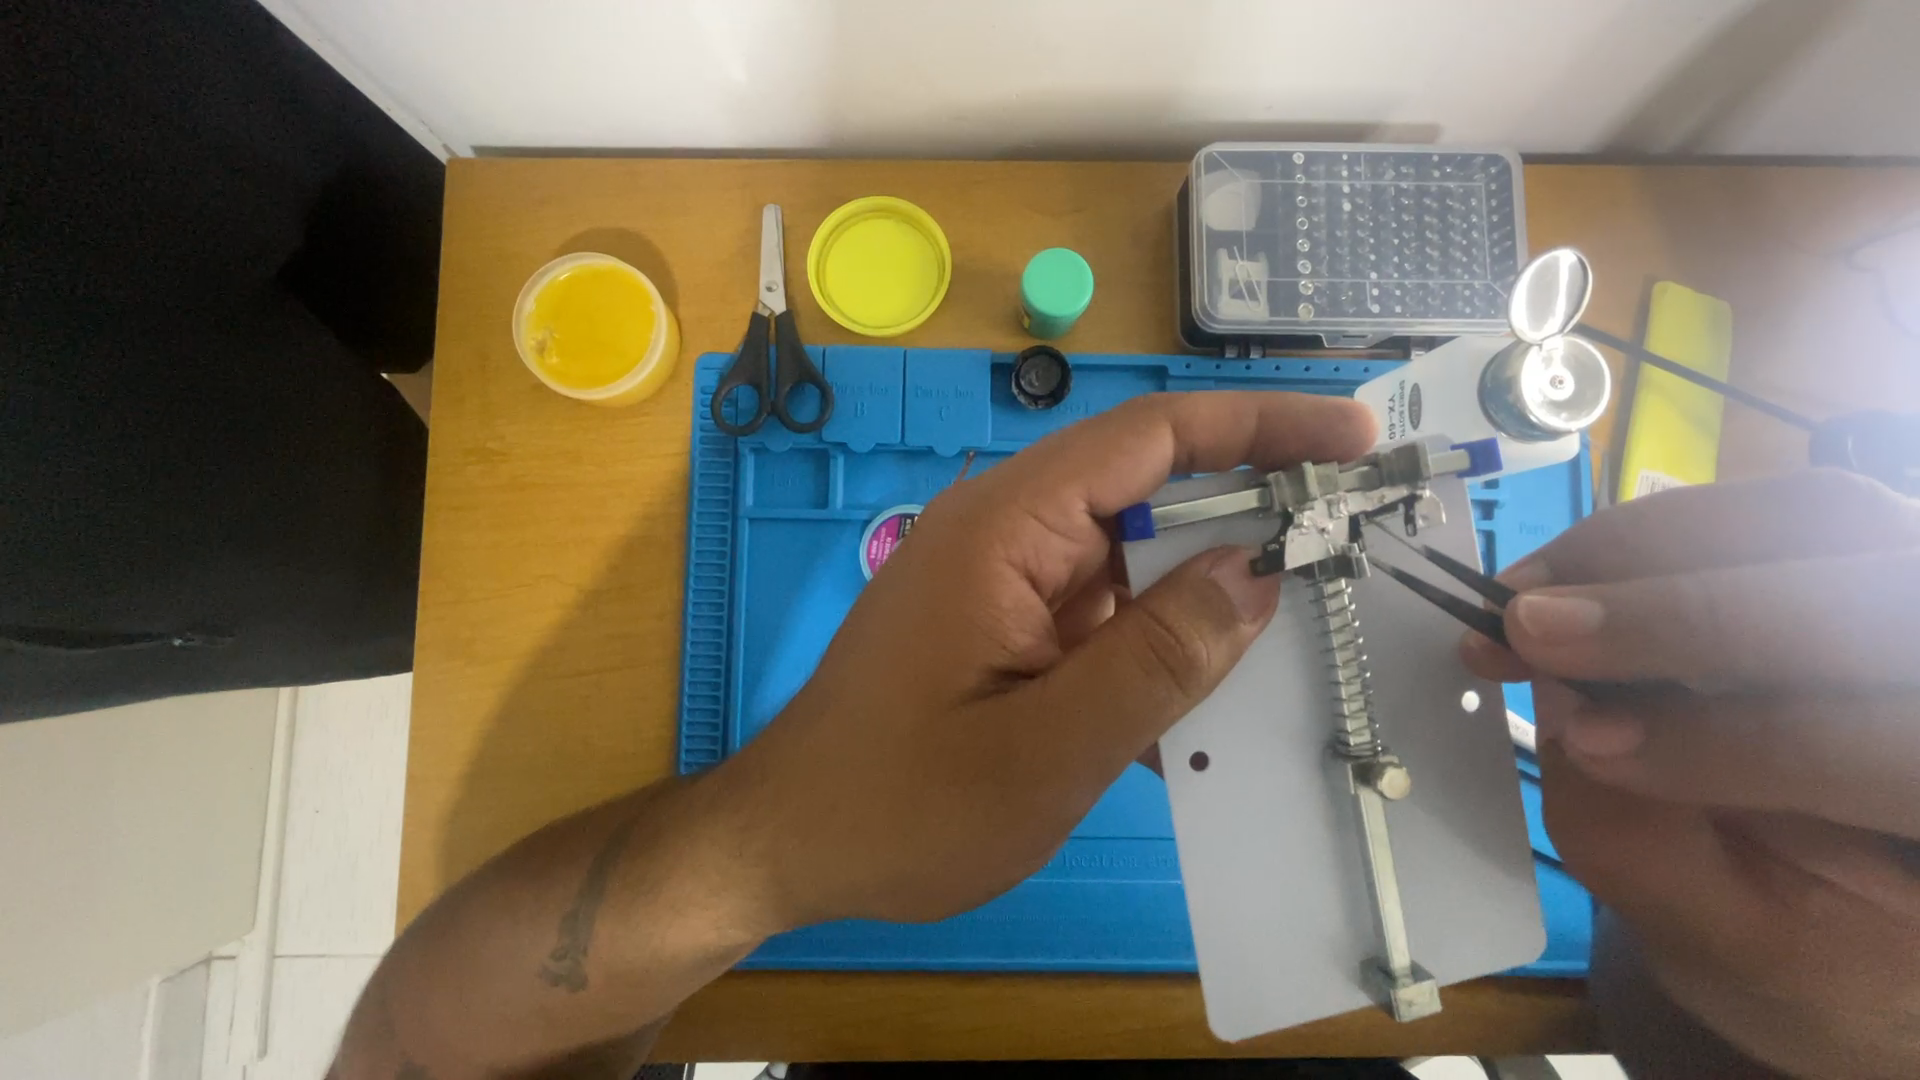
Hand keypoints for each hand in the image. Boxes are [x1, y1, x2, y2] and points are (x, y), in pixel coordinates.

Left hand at [711, 392, 1374, 929]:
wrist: (793, 841)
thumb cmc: (903, 804)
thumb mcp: (1048, 747)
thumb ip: (1159, 657)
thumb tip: (1255, 570)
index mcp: (1006, 527)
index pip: (1148, 438)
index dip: (1258, 425)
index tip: (1353, 439)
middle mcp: (1003, 530)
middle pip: (1146, 490)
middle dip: (1250, 508)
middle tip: (1353, 539)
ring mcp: (1001, 576)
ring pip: (1130, 558)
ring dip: (1207, 588)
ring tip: (1304, 624)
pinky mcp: (1001, 622)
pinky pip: (1099, 610)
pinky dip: (1157, 639)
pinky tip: (1209, 696)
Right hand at [1462, 470, 1919, 1078]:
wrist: (1844, 906)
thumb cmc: (1799, 950)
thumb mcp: (1728, 942)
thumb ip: (1643, 837)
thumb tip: (1565, 711)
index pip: (1896, 751)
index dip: (1739, 743)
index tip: (1583, 744)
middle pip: (1868, 588)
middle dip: (1677, 610)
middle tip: (1526, 629)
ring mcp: (1907, 599)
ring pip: (1804, 517)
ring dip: (1630, 552)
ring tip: (1521, 603)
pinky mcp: (1846, 565)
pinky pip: (1746, 515)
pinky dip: (1627, 540)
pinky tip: (1554, 586)